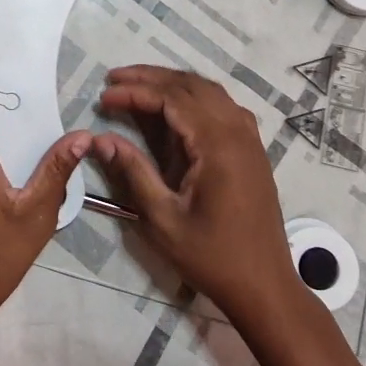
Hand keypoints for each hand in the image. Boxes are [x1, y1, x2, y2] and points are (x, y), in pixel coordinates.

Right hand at [92, 66, 303, 322]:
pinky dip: (194, 97)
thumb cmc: (212, 257)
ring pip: (209, 92)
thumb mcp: (163, 219)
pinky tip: (174, 108)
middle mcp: (238, 132)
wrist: (264, 286)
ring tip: (138, 87)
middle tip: (114, 79)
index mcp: (217, 145)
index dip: (135, 92)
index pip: (172, 99)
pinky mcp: (252, 151)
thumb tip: (100, 138)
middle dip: (151, 78)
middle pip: (191, 86)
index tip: (104, 96)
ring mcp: (249, 140)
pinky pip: (223, 107)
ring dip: (172, 84)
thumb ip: (133, 172)